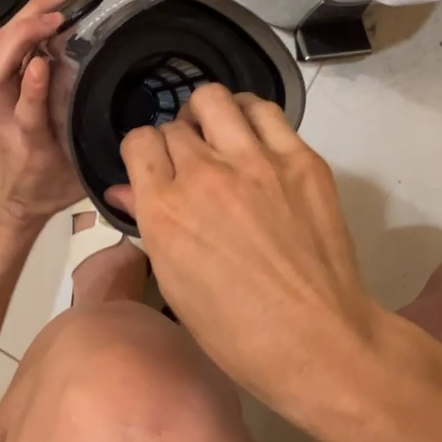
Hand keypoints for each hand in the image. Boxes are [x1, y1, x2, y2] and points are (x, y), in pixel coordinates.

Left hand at [0, 0, 84, 231]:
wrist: (6, 204)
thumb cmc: (44, 192)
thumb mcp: (78, 181)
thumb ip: (99, 154)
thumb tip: (143, 139)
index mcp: (29, 144)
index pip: (24, 113)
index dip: (30, 87)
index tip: (44, 61)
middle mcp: (6, 117)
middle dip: (21, 36)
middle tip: (60, 11)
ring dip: (22, 21)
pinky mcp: (0, 91)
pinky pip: (2, 52)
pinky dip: (22, 26)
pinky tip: (47, 9)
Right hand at [107, 85, 382, 416]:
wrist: (319, 342)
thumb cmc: (235, 331)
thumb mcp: (174, 283)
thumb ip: (146, 223)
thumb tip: (122, 190)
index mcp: (165, 210)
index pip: (138, 142)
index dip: (141, 153)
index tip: (152, 168)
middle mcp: (203, 175)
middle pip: (174, 125)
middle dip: (175, 141)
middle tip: (190, 164)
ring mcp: (255, 162)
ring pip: (214, 99)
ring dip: (207, 115)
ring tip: (218, 138)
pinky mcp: (300, 160)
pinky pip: (265, 111)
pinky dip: (249, 116)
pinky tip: (252, 138)